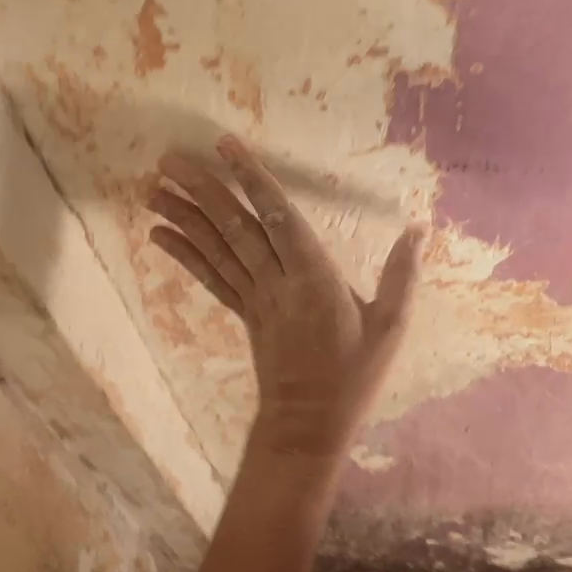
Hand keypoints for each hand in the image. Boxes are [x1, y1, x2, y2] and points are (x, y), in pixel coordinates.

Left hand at [147, 137, 421, 456]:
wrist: (308, 424)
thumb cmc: (355, 376)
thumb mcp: (391, 327)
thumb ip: (402, 275)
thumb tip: (419, 228)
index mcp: (314, 278)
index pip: (278, 218)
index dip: (253, 180)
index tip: (226, 146)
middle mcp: (277, 283)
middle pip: (235, 228)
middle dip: (202, 190)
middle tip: (168, 158)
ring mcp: (254, 299)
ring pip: (216, 249)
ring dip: (183, 216)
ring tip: (152, 188)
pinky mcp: (243, 314)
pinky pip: (210, 278)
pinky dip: (184, 254)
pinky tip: (159, 234)